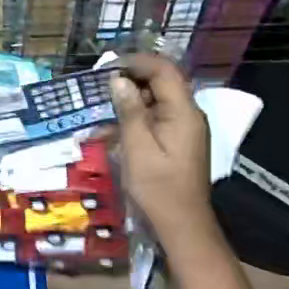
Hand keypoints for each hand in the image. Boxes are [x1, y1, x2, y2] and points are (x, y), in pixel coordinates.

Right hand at [110, 54, 214, 245]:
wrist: (182, 225)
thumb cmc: (158, 188)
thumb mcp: (138, 148)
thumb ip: (130, 111)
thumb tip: (118, 80)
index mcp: (184, 112)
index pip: (163, 70)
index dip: (136, 62)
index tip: (108, 66)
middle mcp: (189, 115)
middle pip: (162, 83)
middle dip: (131, 80)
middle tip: (99, 86)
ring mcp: (185, 129)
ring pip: (157, 102)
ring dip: (130, 101)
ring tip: (101, 108)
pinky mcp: (178, 143)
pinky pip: (157, 120)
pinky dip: (136, 119)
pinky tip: (113, 130)